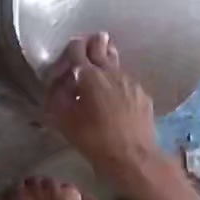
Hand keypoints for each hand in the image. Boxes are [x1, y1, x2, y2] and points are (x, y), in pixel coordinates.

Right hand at [42, 33, 162, 180]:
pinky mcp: (142, 95)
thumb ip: (57, 97)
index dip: (72, 46)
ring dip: (107, 61)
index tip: (69, 48)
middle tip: (89, 41)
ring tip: (101, 65)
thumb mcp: (64, 121)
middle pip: (101, 48)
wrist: (133, 158)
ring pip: (116, 63)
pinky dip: (118, 81)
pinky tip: (115, 92)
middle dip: (93, 43)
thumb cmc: (94, 140)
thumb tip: (57, 84)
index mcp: (90, 76)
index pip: (78, 50)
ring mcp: (130, 82)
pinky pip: (127, 81)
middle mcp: (112, 73)